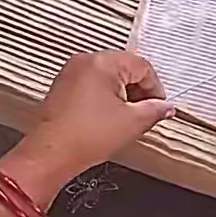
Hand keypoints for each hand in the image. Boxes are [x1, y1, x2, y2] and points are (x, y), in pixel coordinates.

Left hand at [15, 51, 174, 178]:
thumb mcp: (132, 122)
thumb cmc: (84, 136)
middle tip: (146, 112)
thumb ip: (155, 110)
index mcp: (103, 62)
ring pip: (109, 76)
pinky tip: (109, 118)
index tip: (159, 105)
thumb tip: (165, 107)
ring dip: (123, 94)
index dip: (155, 88)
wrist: (50, 155)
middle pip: (125, 68)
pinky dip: (105, 97)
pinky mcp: (63, 86)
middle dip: (139, 91)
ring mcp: (72, 72)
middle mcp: (86, 61)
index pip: (142, 66)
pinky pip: (93, 84)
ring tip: (127, 118)